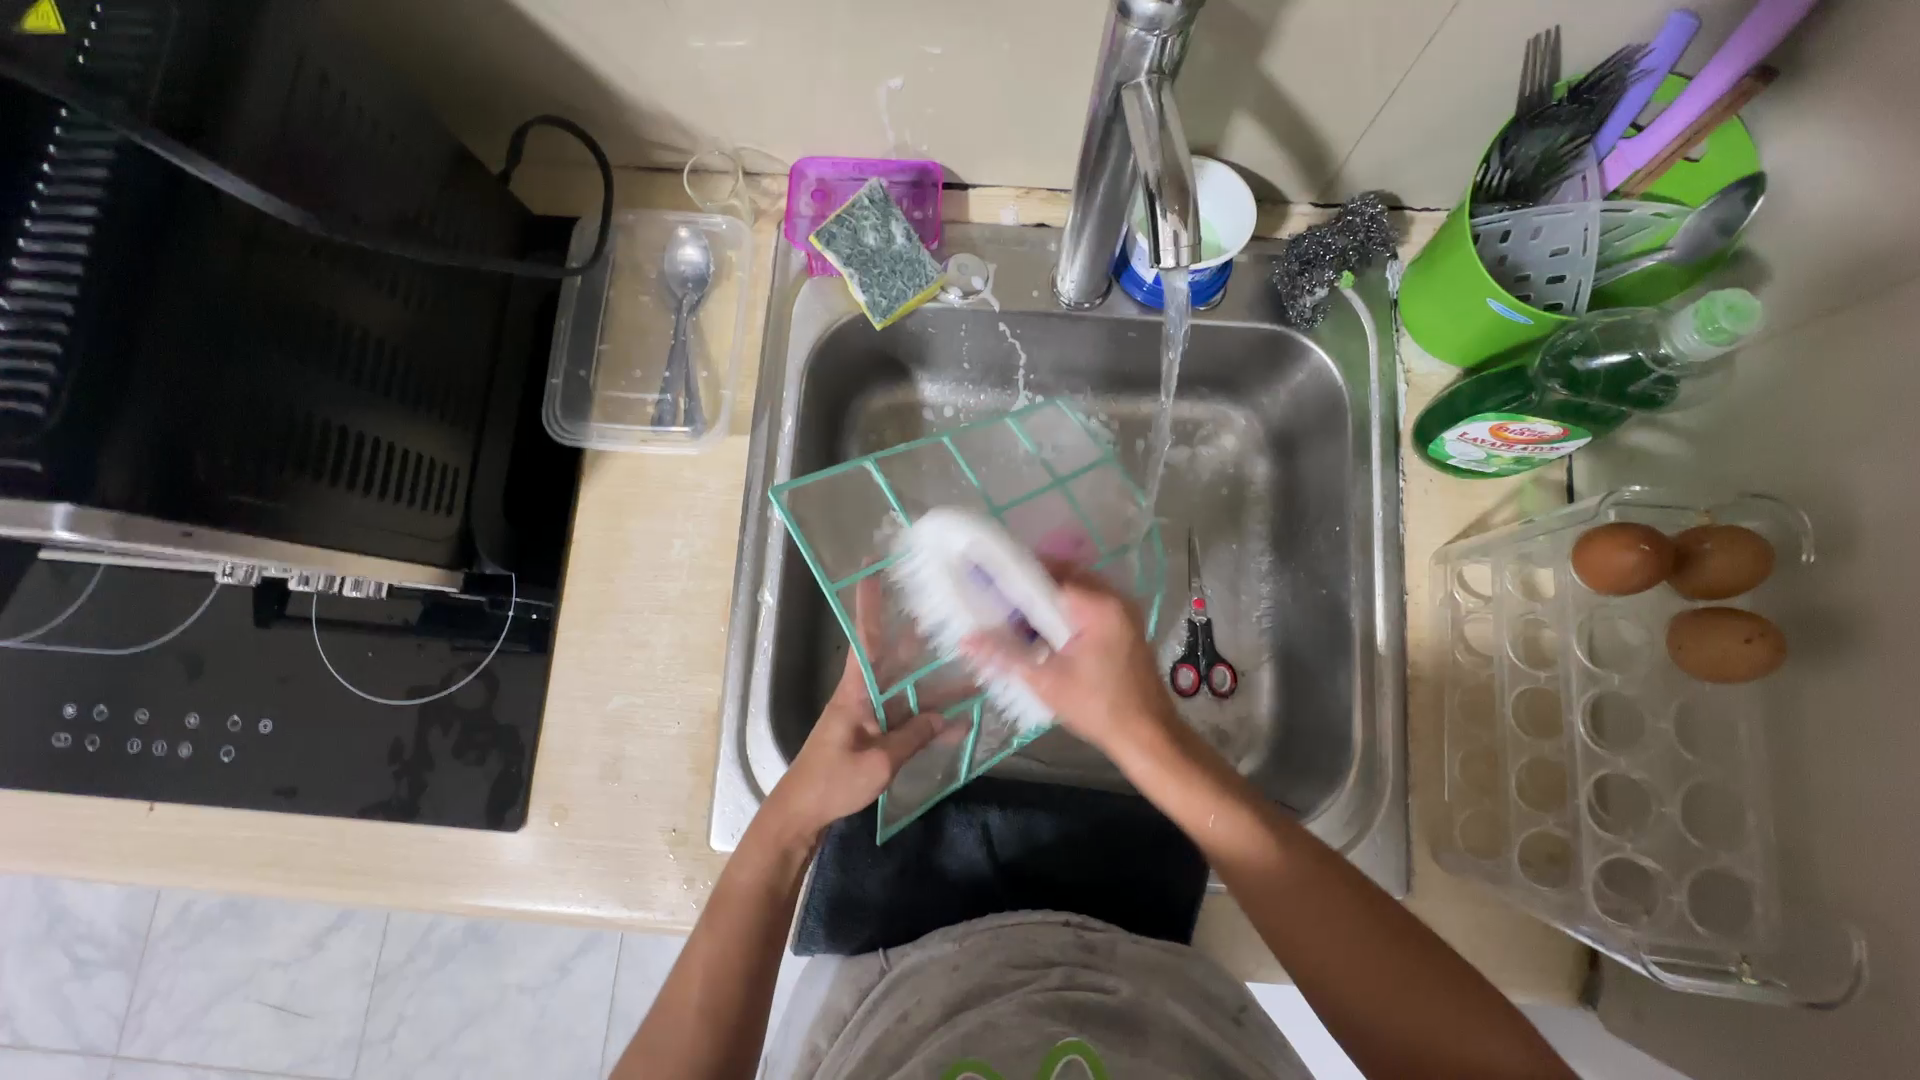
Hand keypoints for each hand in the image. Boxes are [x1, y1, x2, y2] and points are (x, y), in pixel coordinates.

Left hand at [765, 577, 944, 838]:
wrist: (804, 813)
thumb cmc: (832, 782)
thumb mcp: (878, 762)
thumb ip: (914, 736)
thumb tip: (948, 715)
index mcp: (856, 691)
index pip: (865, 636)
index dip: (870, 602)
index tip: (873, 566)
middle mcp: (864, 695)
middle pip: (895, 657)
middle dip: (920, 636)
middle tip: (950, 615)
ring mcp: (871, 715)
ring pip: (909, 691)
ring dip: (938, 685)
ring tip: (975, 672)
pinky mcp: (876, 736)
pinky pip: (909, 719)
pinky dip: (932, 720)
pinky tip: (961, 723)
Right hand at [962, 565, 1177, 756]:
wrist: (1147, 735)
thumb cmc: (1097, 707)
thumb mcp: (1045, 681)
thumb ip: (1005, 654)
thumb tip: (966, 641)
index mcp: (1097, 604)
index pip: (1048, 574)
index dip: (1015, 578)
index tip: (987, 584)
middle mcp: (1114, 598)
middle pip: (1063, 576)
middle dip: (1030, 587)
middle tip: (998, 602)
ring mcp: (1123, 612)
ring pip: (1076, 590)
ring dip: (1047, 600)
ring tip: (1016, 618)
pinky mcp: (1124, 627)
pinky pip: (1089, 605)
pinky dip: (1065, 611)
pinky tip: (1044, 633)